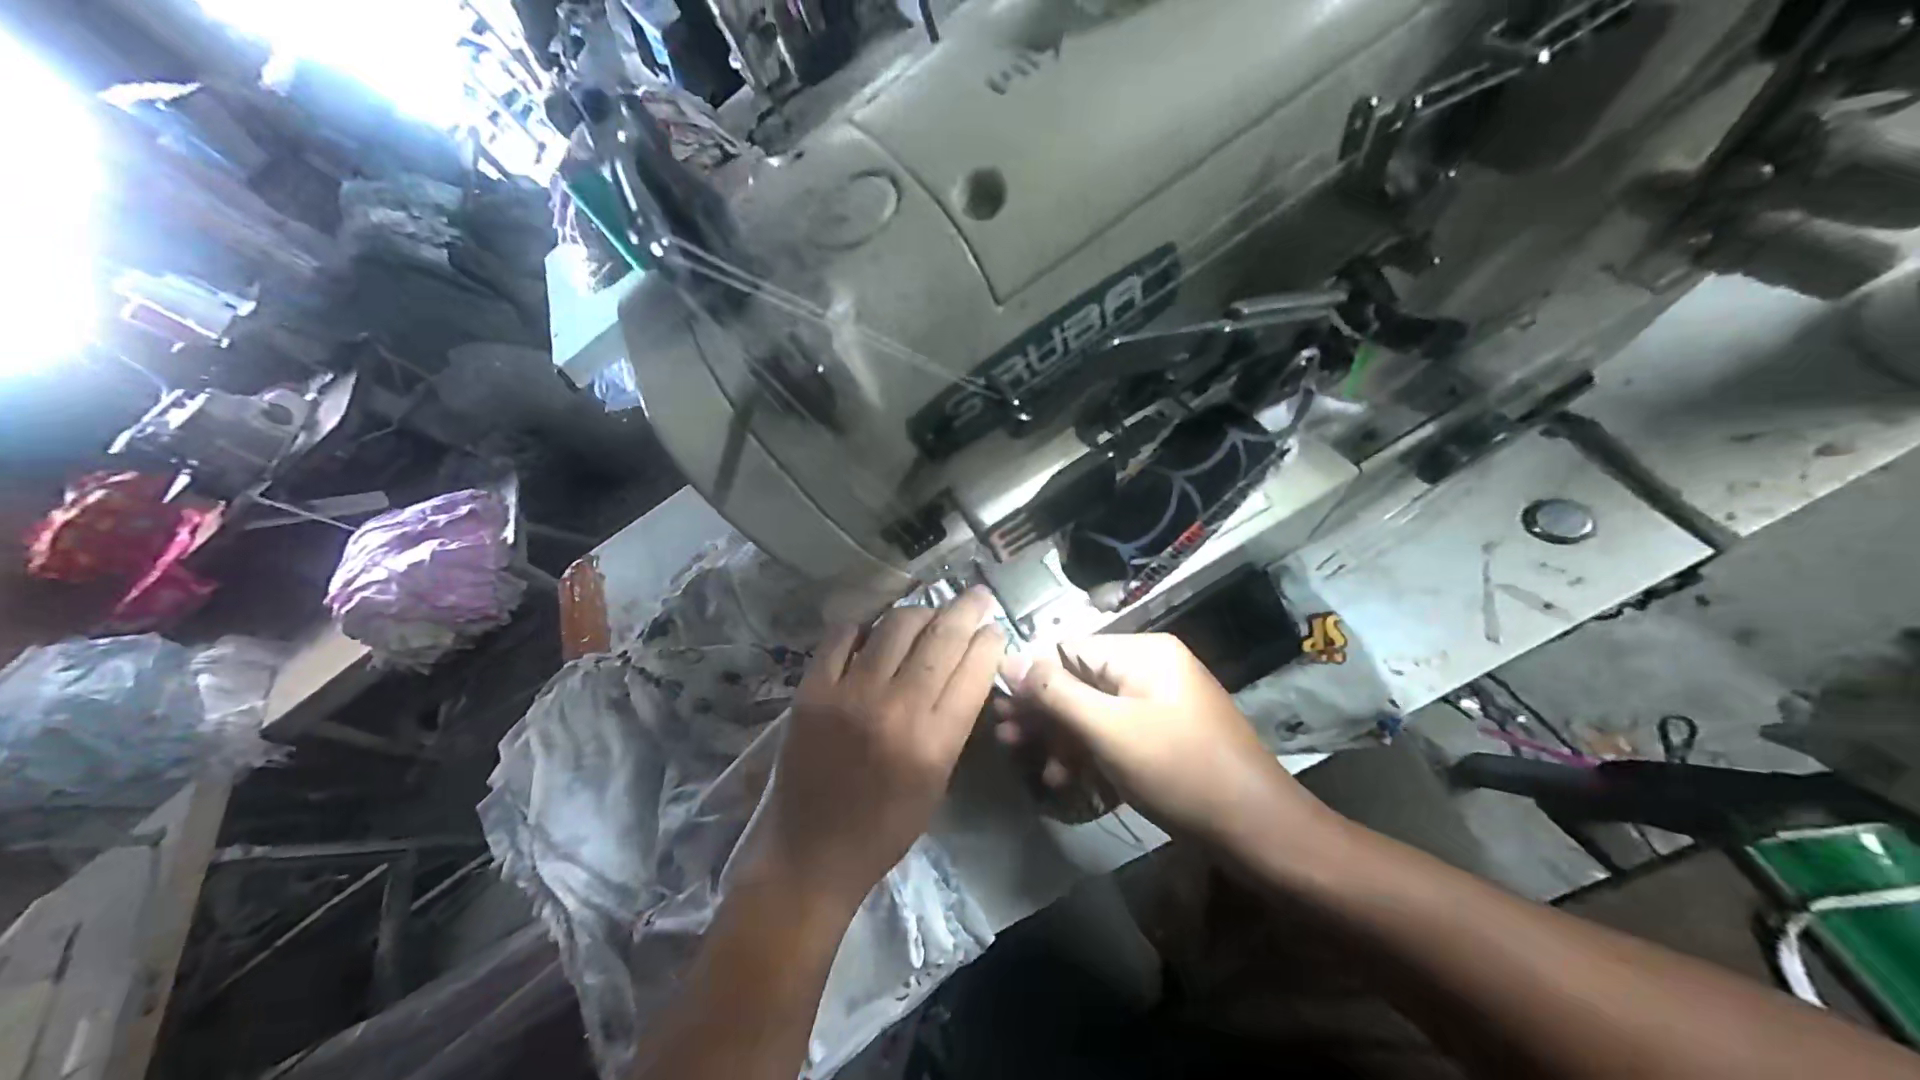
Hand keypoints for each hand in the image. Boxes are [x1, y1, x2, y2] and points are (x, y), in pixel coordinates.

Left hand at [757, 587, 1005, 909]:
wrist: (810, 851)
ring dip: (921, 611)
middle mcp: (896, 708)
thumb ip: (953, 722)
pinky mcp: (812, 689)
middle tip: (977, 595)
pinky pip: (843, 635)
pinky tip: (876, 628)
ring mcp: (850, 694)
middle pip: (941, 638)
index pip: (973, 669)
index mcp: (934, 741)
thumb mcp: (937, 780)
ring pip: (896, 626)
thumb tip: (965, 668)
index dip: (989, 641)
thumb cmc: (885, 827)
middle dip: (966, 610)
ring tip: (930, 610)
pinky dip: (865, 625)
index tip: (995, 628)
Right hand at [997, 634, 1332, 850]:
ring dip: (1064, 739)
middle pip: (1080, 681)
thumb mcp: (1108, 729)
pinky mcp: (1165, 736)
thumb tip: (1009, 659)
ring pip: (1096, 712)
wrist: (1258, 830)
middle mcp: (1151, 668)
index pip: (1068, 649)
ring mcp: (1160, 704)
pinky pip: (1117, 734)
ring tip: (1038, 768)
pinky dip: (1093, 754)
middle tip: (1006, 738)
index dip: (1031, 677)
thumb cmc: (1179, 770)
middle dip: (1044, 712)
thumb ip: (1055, 692)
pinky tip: (1070, 781)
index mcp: (1142, 653)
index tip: (1000, 708)